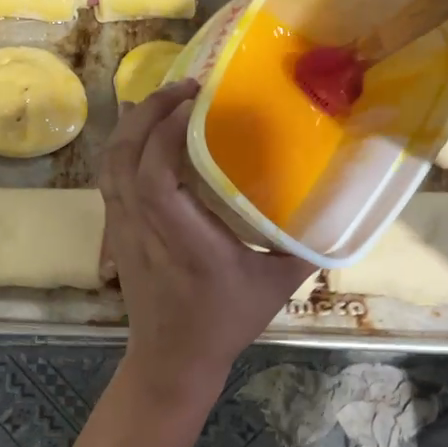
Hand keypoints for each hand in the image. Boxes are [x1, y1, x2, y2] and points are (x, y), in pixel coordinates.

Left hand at [100, 80, 314, 387]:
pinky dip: (123, 147)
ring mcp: (123, 231)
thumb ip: (305, 245)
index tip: (196, 100)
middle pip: (123, 159)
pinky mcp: (116, 233)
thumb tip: (338, 202)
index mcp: (185, 242)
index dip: (165, 131)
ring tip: (164, 101)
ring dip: (131, 126)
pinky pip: (109, 179)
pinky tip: (145, 132)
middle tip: (184, 87)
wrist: (171, 360)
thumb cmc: (224, 323)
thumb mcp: (276, 287)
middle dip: (148, 113)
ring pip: (109, 166)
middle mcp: (145, 231)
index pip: (154, 177)